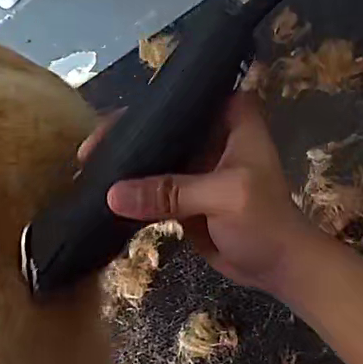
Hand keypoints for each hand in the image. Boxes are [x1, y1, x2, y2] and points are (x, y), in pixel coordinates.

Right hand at [104, 93, 329, 293]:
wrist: (278, 266)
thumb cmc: (266, 222)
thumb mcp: (225, 198)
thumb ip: (172, 192)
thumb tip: (113, 194)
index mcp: (231, 120)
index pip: (186, 96)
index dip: (151, 101)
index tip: (113, 117)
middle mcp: (211, 136)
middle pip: (162, 126)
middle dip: (126, 135)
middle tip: (87, 150)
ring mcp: (196, 167)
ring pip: (154, 158)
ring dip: (125, 165)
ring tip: (84, 170)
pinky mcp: (185, 197)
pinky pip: (152, 188)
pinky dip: (131, 193)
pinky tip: (100, 195)